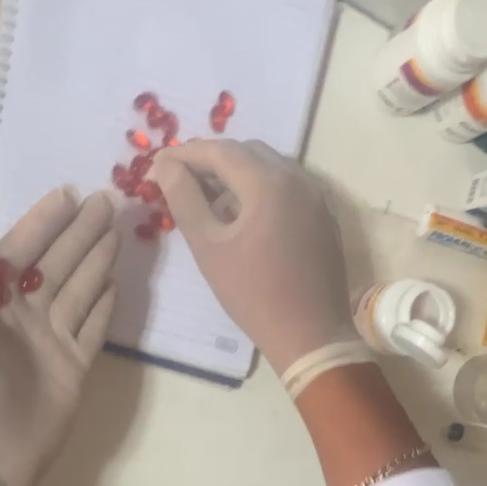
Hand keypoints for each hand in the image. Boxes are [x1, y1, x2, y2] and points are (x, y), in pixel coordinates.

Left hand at [0, 186, 117, 485]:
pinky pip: (93, 329)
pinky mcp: (75, 368)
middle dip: (80, 233)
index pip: (20, 250)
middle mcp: (21, 316)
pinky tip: (117, 283)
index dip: (43, 221)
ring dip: (97, 260)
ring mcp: (51, 342)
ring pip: (79, 290)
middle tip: (107, 201)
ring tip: (117, 231)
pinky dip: (105, 306)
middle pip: (56, 264)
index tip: (68, 194)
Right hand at [153, 139, 358, 375]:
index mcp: (269, 182)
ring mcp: (317, 197)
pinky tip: (246, 217)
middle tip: (185, 182)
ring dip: (239, 175)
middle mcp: (298, 178)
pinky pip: (290, 188)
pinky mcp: (325, 218)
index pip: (220, 150)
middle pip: (248, 152)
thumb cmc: (254, 295)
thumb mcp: (209, 248)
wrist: (311, 336)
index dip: (186, 154)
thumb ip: (185, 199)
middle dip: (214, 161)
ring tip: (212, 200)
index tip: (161, 165)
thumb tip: (166, 165)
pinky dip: (263, 190)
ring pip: (272, 168)